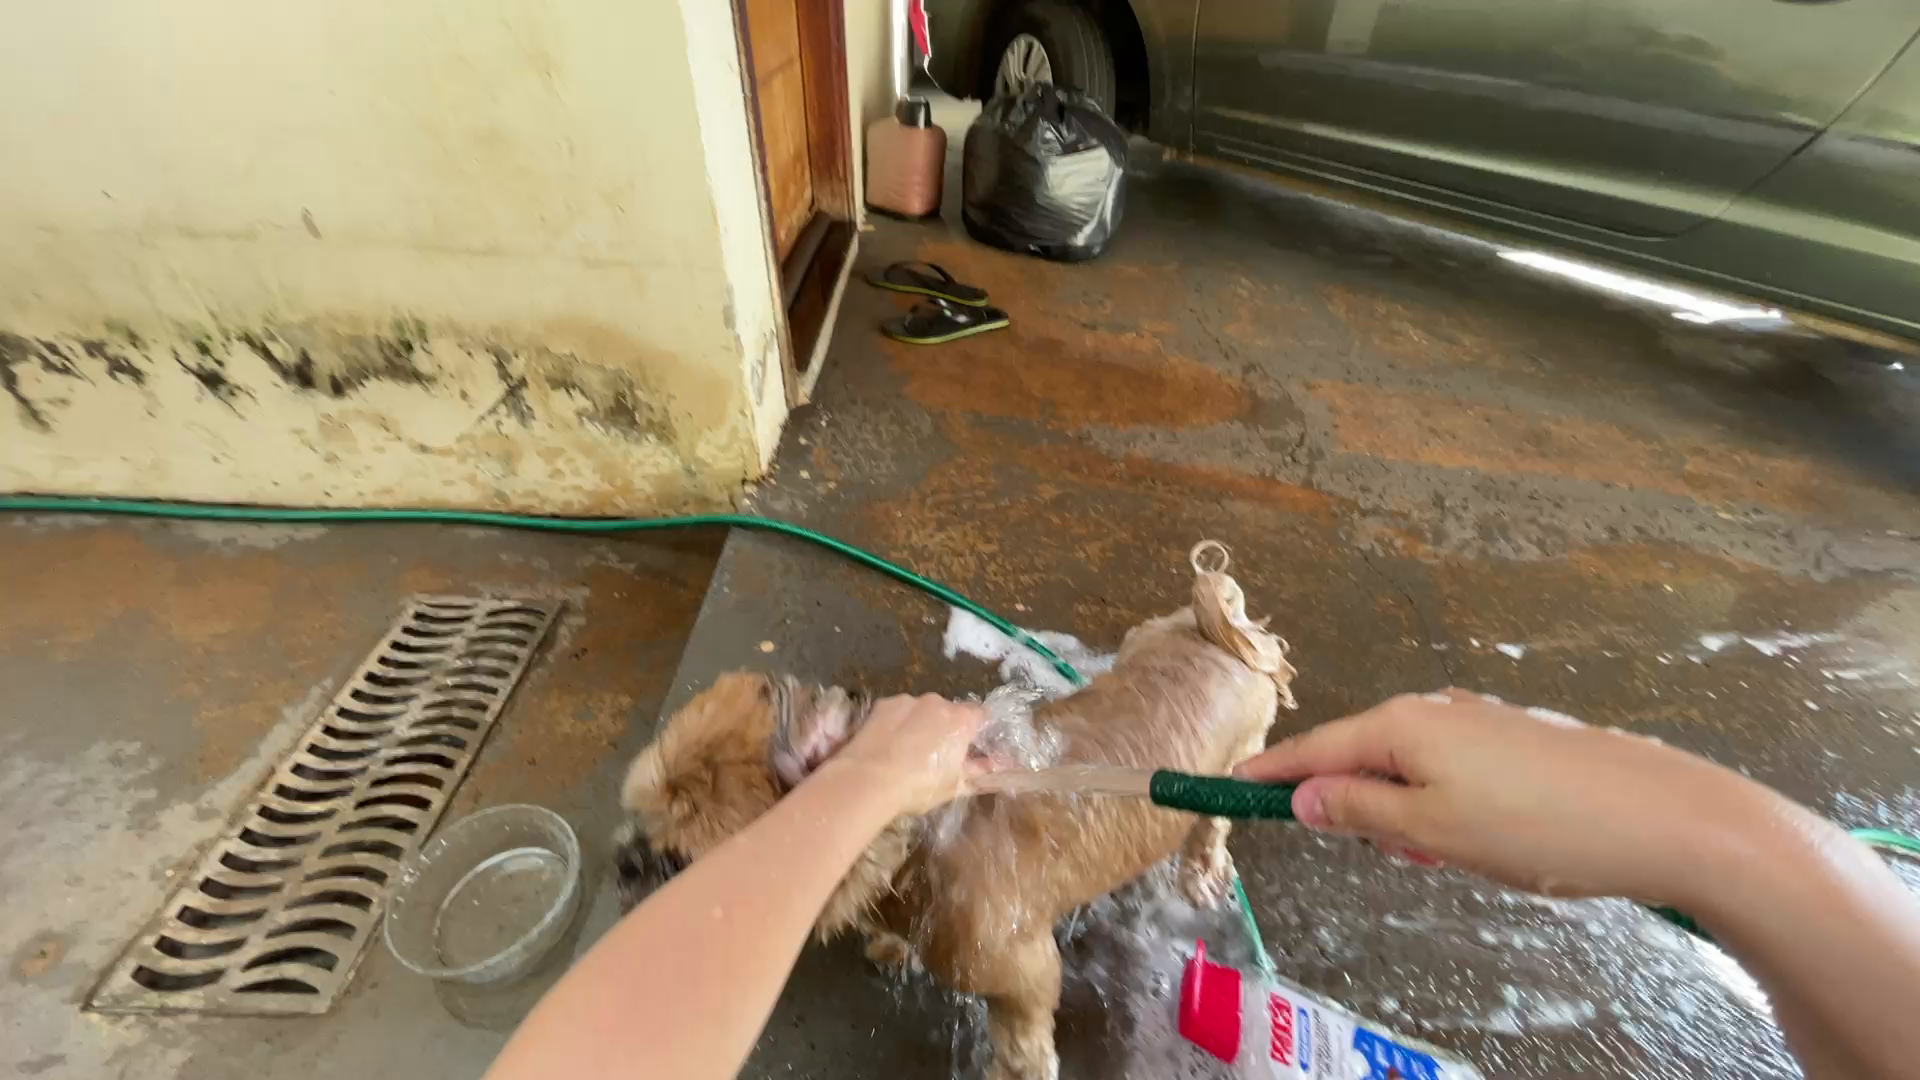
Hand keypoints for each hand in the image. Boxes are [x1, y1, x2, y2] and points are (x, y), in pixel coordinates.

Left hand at [830, 693, 987, 813]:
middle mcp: (937, 702)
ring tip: (907, 751)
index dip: (977, 730)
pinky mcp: (884, 704)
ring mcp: (908, 700)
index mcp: (961, 720)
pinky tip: (888, 744)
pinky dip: (898, 722)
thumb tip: (1000, 766)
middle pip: (950, 711)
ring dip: (922, 724)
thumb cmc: (919, 785)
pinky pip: (899, 711)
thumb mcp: (955, 785)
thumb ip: (981, 772)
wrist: (868, 779)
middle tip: (936, 755)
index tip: (970, 747)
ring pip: (923, 710)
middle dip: (947, 728)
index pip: (980, 715)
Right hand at [1235, 689, 1828, 906]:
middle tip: (1391, 853)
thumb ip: (1355, 810)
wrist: (1677, 816)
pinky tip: (1485, 833)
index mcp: (1399, 726)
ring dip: (1406, 809)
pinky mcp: (1515, 736)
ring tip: (1450, 854)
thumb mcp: (1430, 830)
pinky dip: (1442, 800)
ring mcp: (1476, 719)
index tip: (1230, 786)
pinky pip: (1449, 767)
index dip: (1270, 772)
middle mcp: (1430, 710)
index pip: (1313, 749)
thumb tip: (1299, 797)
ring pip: (1409, 766)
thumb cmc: (1535, 825)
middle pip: (1361, 756)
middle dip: (1357, 803)